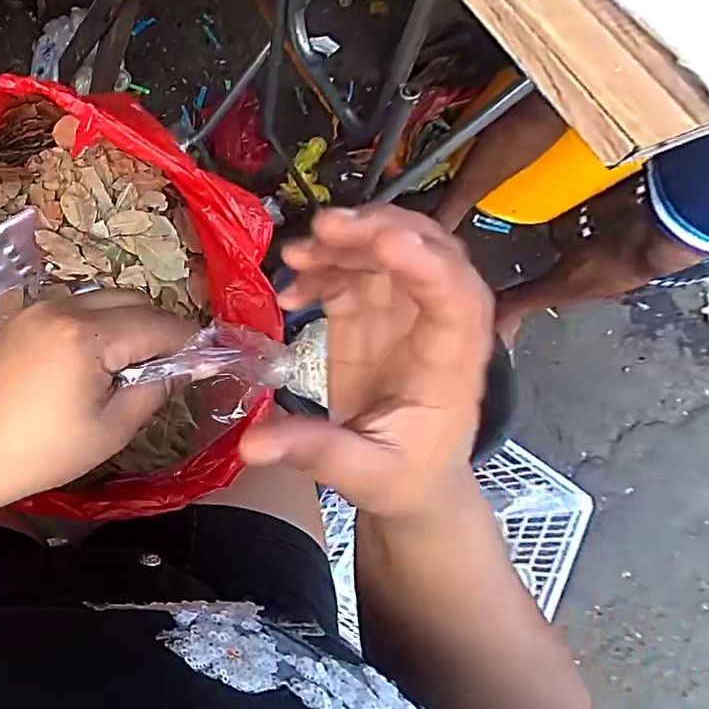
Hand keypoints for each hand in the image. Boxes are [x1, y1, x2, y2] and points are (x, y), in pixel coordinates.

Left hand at [0, 289, 195, 505]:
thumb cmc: (41, 452)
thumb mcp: (111, 431)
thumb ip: (153, 391)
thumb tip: (182, 368)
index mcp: (88, 336)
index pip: (157, 324)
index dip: (187, 341)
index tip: (204, 359)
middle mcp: (64, 308)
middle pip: (133, 300)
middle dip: (159, 327)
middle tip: (168, 366)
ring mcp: (39, 309)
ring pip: (104, 300)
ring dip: (129, 323)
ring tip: (131, 366)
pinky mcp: (23, 319)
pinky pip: (77, 309)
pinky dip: (99, 324)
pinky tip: (95, 361)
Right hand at [241, 206, 493, 517]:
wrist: (410, 481)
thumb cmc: (403, 479)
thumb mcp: (364, 475)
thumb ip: (314, 453)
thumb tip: (250, 444)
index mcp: (450, 367)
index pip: (458, 302)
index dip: (428, 266)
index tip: (385, 243)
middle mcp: (434, 329)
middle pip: (429, 255)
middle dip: (381, 231)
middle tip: (327, 228)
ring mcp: (403, 319)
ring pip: (389, 255)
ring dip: (346, 242)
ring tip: (297, 253)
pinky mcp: (371, 320)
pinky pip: (352, 278)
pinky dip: (322, 271)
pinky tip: (291, 289)